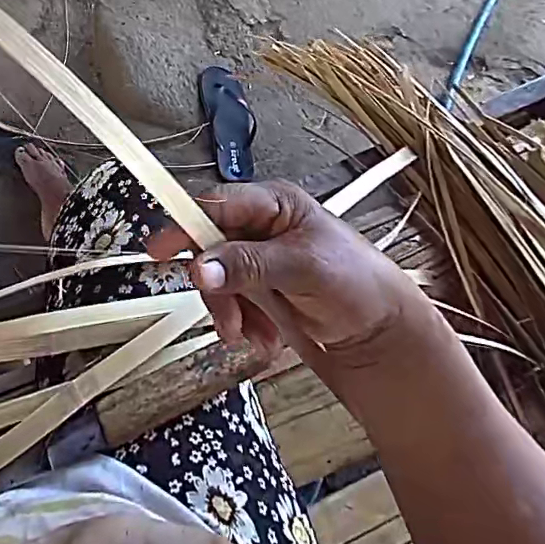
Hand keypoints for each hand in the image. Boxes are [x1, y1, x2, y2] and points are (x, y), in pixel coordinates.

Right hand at [147, 181, 435, 375]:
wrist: (385, 337)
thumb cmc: (359, 285)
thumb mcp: (303, 269)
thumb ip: (249, 265)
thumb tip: (201, 267)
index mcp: (273, 204)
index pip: (217, 206)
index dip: (186, 224)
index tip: (159, 249)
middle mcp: (261, 228)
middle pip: (210, 246)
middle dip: (215, 284)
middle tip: (227, 316)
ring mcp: (259, 261)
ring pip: (217, 279)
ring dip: (229, 310)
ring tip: (252, 334)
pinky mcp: (260, 290)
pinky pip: (231, 303)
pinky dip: (241, 323)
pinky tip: (263, 338)